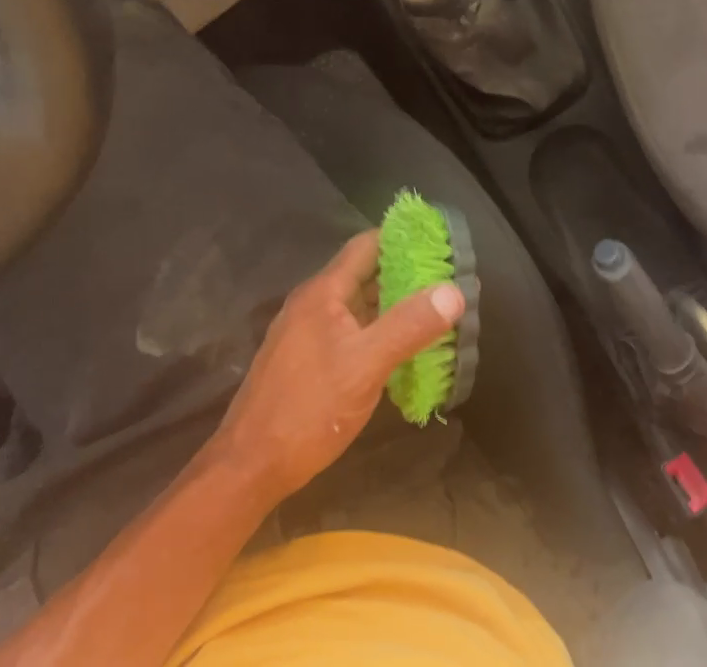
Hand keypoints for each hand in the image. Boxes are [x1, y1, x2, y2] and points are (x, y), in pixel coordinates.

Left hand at [208, 231, 463, 501]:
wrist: (251, 467)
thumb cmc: (308, 409)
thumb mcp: (367, 365)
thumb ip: (410, 325)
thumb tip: (455, 291)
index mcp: (323, 294)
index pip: (367, 246)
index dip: (405, 238)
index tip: (444, 241)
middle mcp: (313, 305)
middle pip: (366, 273)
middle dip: (409, 272)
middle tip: (453, 279)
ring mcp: (308, 334)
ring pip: (361, 304)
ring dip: (398, 303)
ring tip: (440, 309)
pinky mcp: (310, 360)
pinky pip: (353, 330)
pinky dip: (382, 329)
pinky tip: (408, 347)